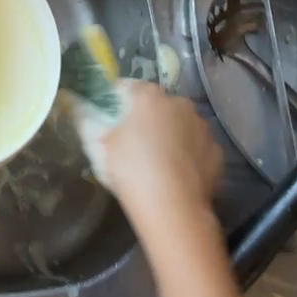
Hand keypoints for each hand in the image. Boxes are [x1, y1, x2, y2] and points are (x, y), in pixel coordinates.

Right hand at [77, 80, 223, 245]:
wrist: (173, 208)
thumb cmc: (130, 170)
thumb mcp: (98, 146)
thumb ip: (87, 120)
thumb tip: (79, 107)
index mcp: (148, 97)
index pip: (127, 88)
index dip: (115, 102)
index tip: (108, 120)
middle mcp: (180, 103)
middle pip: (157, 106)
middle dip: (145, 119)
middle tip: (131, 144)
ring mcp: (202, 127)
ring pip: (180, 125)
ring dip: (169, 135)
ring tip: (156, 163)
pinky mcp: (217, 152)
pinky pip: (196, 147)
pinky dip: (187, 155)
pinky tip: (176, 175)